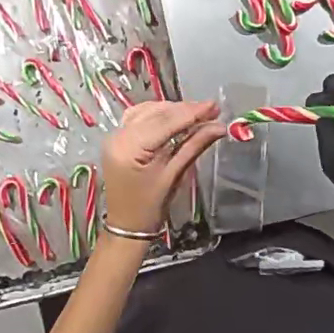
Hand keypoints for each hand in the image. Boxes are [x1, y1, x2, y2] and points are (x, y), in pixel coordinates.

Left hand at [99, 100, 225, 234]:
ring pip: (146, 112)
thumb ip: (194, 146)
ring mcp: (115, 137)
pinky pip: (138, 118)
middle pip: (155, 113)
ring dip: (172, 110)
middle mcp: (118, 137)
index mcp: (129, 148)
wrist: (127, 226)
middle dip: (184, 110)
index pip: (164, 122)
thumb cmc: (150, 207)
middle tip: (212, 110)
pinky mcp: (118, 139)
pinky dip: (158, 115)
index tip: (214, 107)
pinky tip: (175, 117)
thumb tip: (218, 127)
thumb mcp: (173, 175)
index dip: (191, 113)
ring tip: (197, 113)